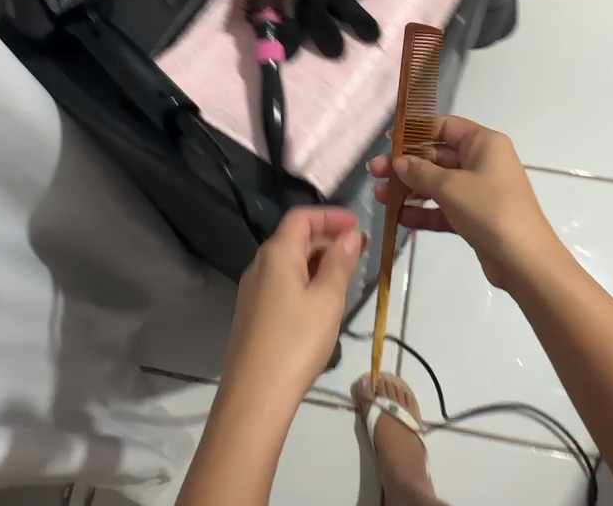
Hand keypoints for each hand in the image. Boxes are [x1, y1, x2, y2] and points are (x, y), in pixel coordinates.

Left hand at [222, 207, 366, 400]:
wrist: (254, 397)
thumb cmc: (296, 341)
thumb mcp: (328, 299)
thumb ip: (340, 262)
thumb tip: (350, 235)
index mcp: (276, 253)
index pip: (302, 216)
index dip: (330, 215)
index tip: (357, 224)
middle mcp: (259, 264)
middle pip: (295, 237)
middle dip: (327, 238)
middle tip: (360, 251)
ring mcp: (252, 290)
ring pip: (289, 261)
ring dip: (318, 260)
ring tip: (346, 275)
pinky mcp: (252, 313)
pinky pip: (282, 282)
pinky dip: (305, 279)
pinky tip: (322, 300)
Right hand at [369, 115, 558, 289]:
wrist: (525, 261)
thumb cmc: (490, 210)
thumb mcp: (450, 187)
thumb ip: (420, 172)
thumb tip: (398, 162)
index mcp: (483, 143)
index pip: (444, 126)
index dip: (415, 132)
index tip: (388, 141)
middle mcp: (482, 161)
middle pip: (437, 156)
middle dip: (406, 165)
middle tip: (374, 172)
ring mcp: (479, 190)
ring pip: (438, 183)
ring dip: (410, 189)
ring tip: (379, 197)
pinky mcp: (475, 216)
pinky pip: (444, 207)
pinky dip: (424, 211)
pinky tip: (399, 217)